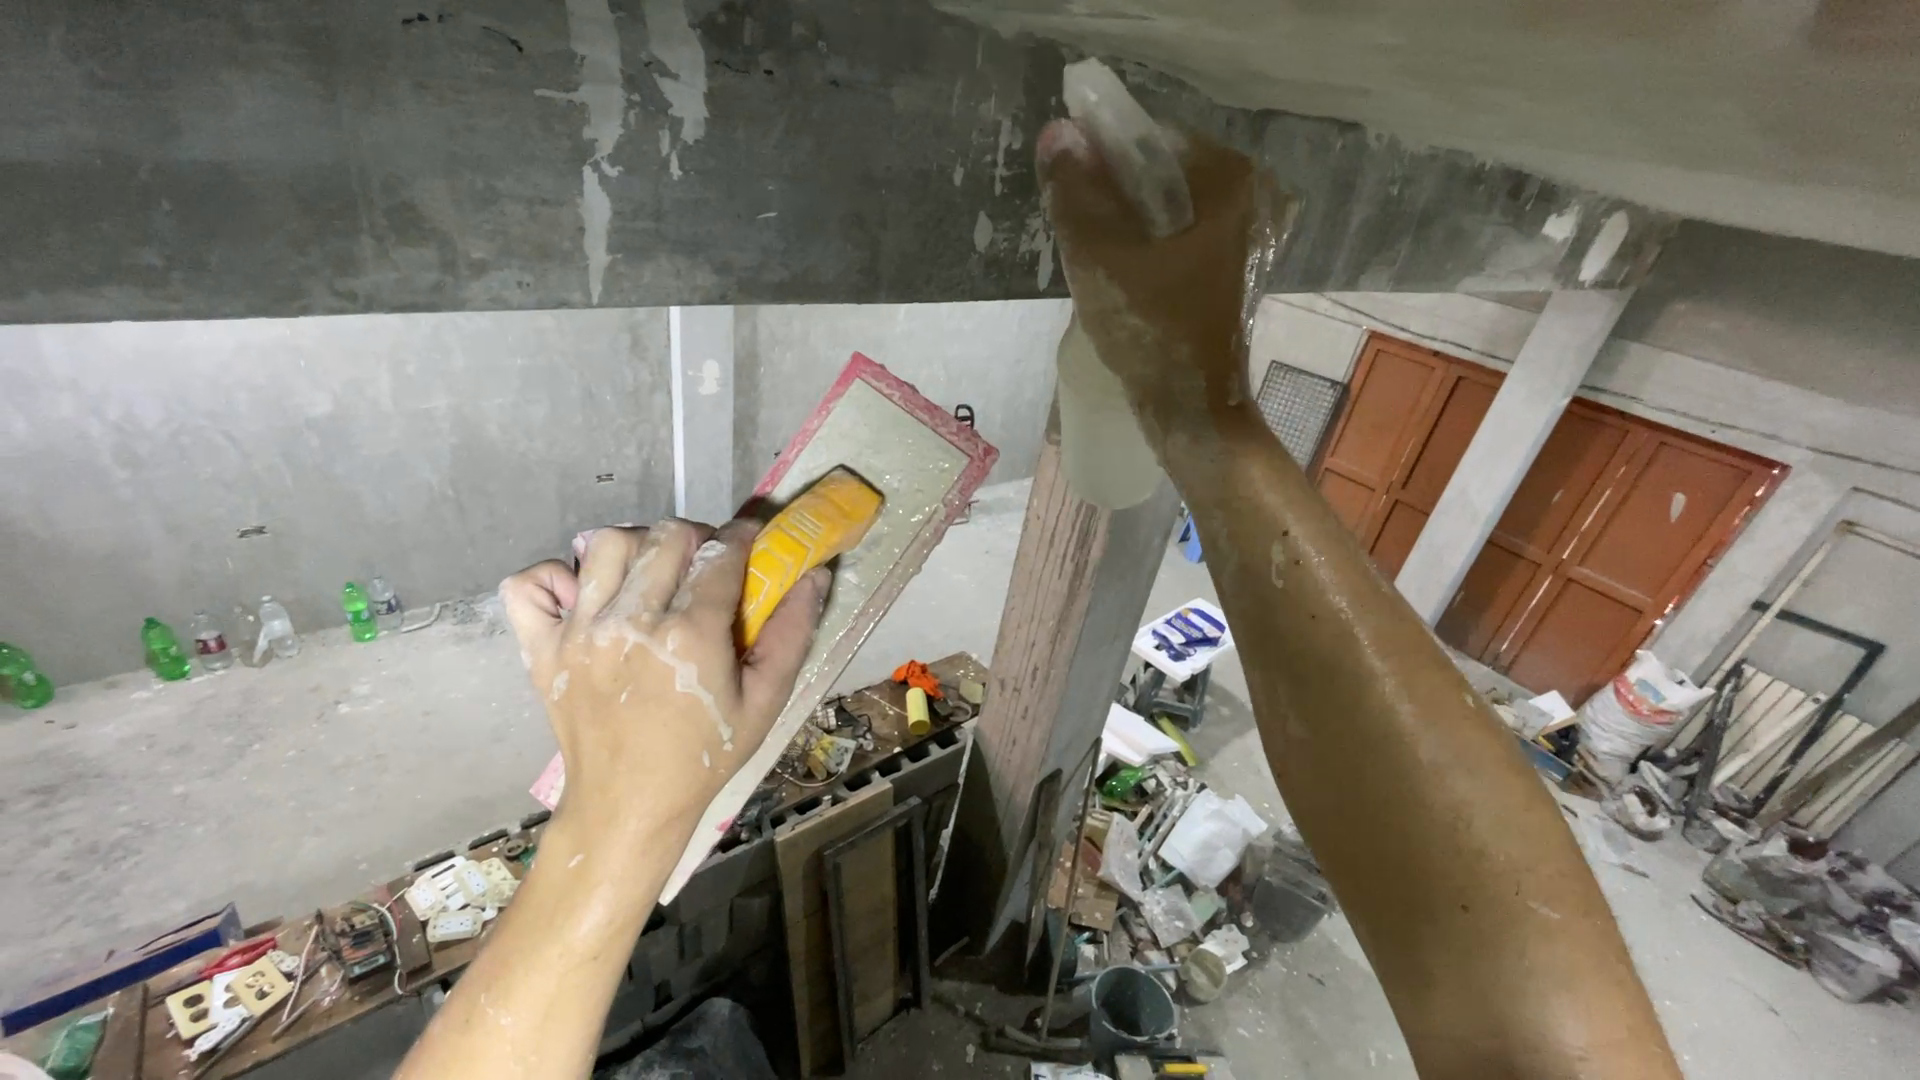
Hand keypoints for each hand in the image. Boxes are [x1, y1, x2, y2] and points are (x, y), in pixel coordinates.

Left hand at [498, 518, 827, 844]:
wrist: (628, 805)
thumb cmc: (705, 755)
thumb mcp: (766, 701)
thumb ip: (793, 633)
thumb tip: (814, 575)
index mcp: (689, 636)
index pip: (720, 553)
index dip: (743, 538)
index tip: (751, 542)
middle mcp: (630, 622)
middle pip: (666, 536)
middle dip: (697, 538)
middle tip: (706, 565)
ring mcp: (578, 633)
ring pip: (606, 543)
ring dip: (639, 546)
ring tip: (654, 574)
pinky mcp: (541, 648)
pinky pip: (530, 583)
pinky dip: (557, 575)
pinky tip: (588, 594)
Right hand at [1038, 119, 1278, 449]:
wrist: (1190, 409)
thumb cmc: (1152, 330)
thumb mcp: (1101, 258)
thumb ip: (1075, 194)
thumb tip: (1055, 134)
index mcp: (1228, 180)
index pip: (1149, 139)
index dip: (1098, 152)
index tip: (1062, 179)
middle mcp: (1243, 199)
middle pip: (1156, 176)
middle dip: (1108, 193)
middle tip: (1072, 224)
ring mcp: (1236, 239)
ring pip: (1160, 211)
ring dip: (1119, 223)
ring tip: (1087, 252)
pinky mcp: (1220, 272)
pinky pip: (1169, 240)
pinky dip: (1138, 247)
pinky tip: (1112, 272)